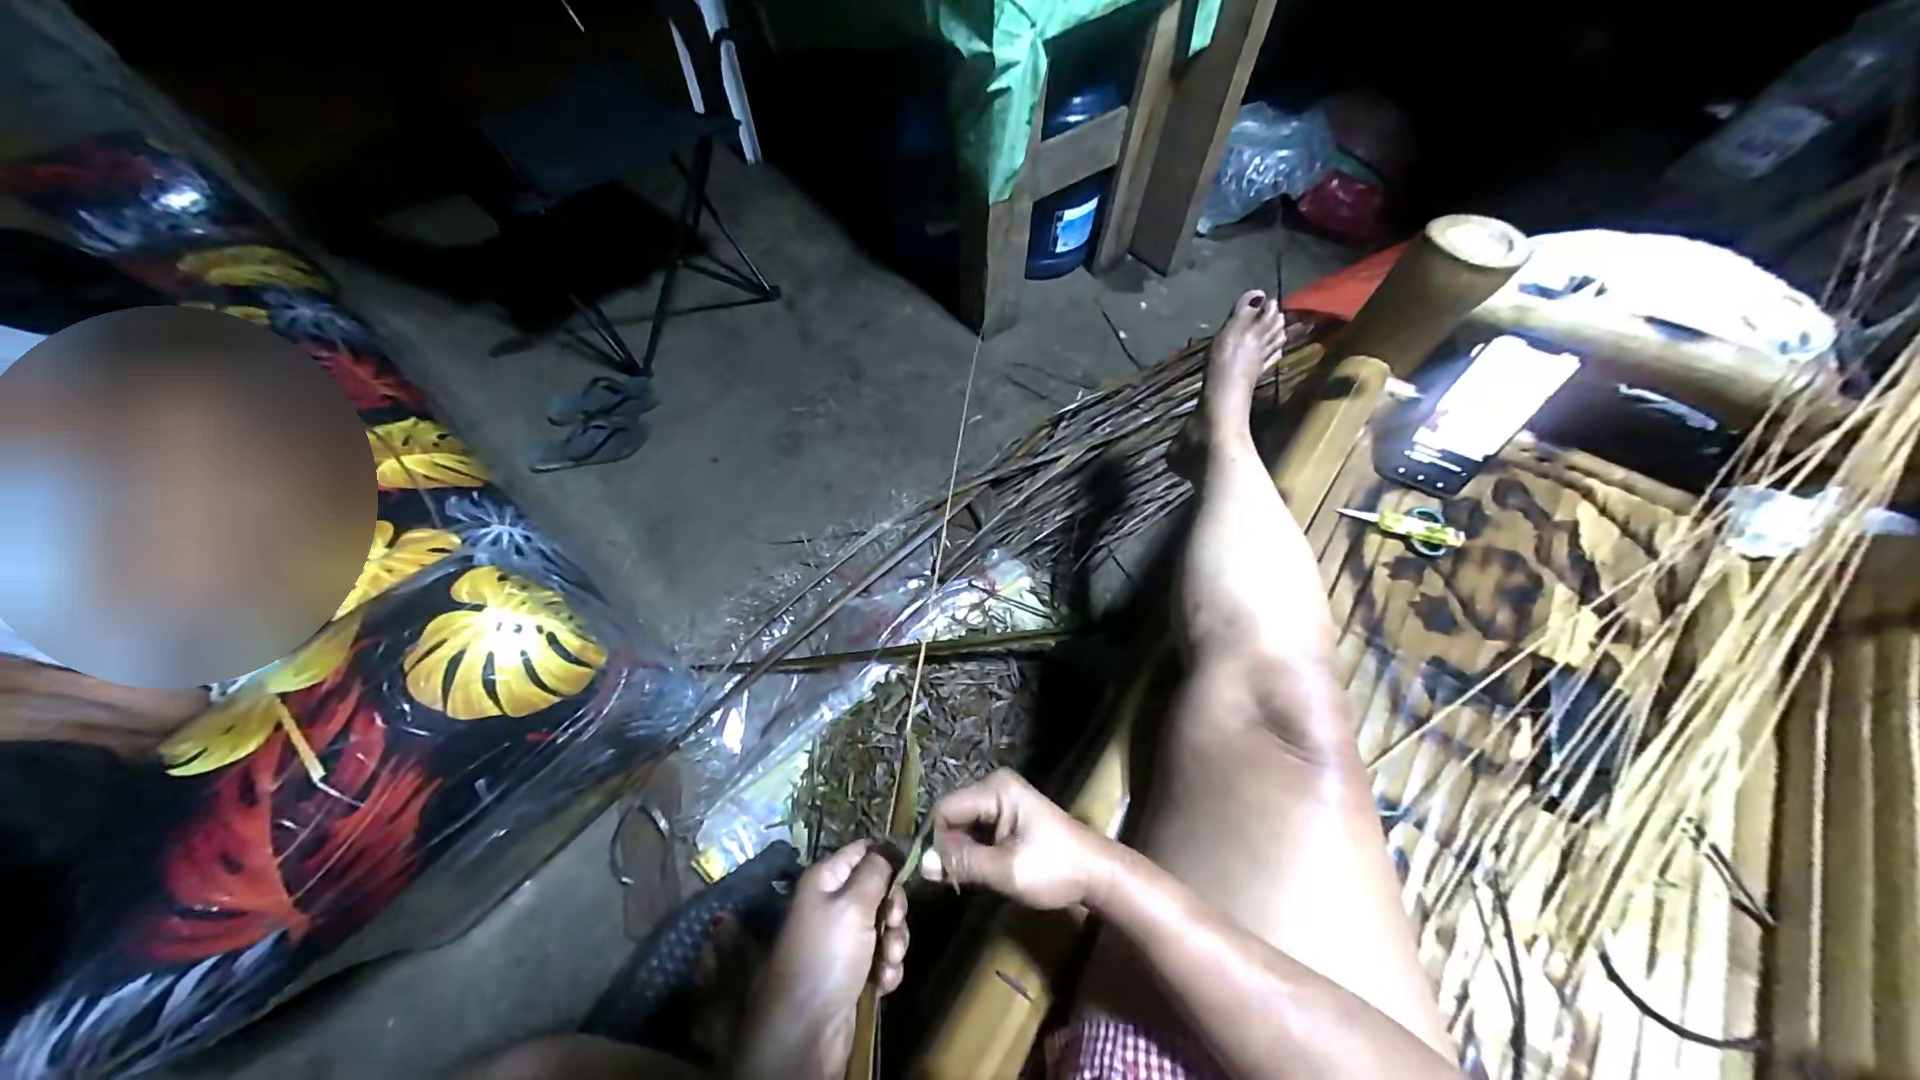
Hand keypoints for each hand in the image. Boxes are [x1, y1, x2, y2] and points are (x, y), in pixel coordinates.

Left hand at [735, 840, 907, 1079]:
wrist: (806, 1032)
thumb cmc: (827, 957)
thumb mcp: (853, 905)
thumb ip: (877, 870)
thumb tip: (892, 843)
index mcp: (827, 879)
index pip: (864, 850)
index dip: (889, 856)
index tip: (911, 868)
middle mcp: (834, 903)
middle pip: (880, 887)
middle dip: (894, 908)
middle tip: (892, 923)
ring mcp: (843, 937)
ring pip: (886, 924)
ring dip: (894, 942)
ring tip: (887, 962)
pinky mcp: (853, 968)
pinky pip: (882, 954)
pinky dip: (888, 966)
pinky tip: (883, 982)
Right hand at [922, 768, 1116, 910]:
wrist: (1099, 875)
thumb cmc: (1056, 869)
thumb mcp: (1006, 870)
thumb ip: (963, 864)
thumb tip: (923, 864)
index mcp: (996, 789)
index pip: (945, 809)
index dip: (938, 841)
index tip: (941, 874)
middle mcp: (995, 787)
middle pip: (953, 816)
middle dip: (951, 849)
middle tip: (958, 883)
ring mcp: (1003, 801)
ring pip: (964, 826)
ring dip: (963, 854)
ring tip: (971, 881)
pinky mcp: (1008, 817)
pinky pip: (978, 831)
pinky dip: (975, 853)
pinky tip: (983, 873)